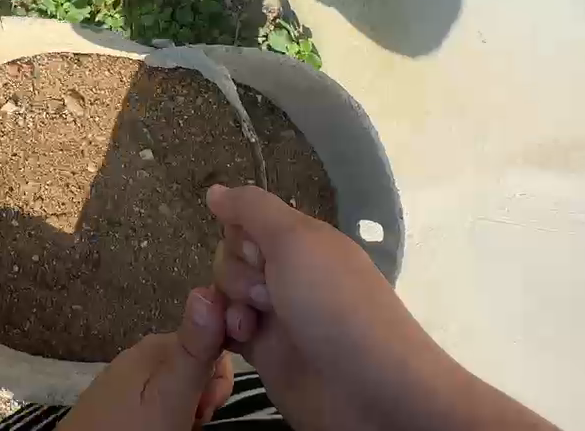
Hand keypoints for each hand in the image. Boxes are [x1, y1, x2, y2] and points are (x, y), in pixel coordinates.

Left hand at [56, 288, 235, 429]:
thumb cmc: (133, 428)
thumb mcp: (171, 389)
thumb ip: (194, 345)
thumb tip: (210, 287)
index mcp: (159, 344)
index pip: (210, 341)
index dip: (219, 372)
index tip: (211, 398)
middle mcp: (145, 354)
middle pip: (196, 367)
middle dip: (204, 395)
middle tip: (192, 419)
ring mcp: (131, 378)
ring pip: (179, 388)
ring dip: (187, 409)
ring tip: (176, 427)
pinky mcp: (121, 401)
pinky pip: (158, 401)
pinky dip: (167, 417)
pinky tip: (160, 428)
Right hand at [207, 184, 554, 430]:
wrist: (370, 394)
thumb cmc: (335, 305)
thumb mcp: (296, 240)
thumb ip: (252, 208)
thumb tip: (214, 190)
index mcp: (300, 241)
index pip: (246, 219)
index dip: (242, 233)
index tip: (258, 251)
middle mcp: (286, 272)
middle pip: (231, 254)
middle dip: (238, 271)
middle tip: (267, 293)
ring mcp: (275, 313)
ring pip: (226, 290)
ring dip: (232, 301)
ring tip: (255, 322)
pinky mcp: (264, 352)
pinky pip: (225, 327)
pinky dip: (224, 328)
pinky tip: (238, 337)